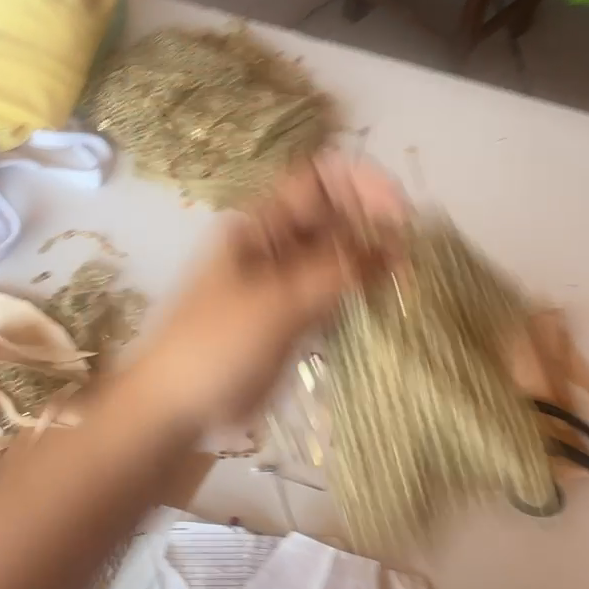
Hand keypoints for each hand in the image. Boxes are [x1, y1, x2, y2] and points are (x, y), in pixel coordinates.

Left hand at [129, 157, 406, 430]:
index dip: (360, 183)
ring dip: (376, 261)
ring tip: (409, 280)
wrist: (176, 408)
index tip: (398, 211)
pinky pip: (339, 293)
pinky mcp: (298, 318)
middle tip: (413, 254)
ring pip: (343, 256)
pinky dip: (365, 293)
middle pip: (337, 216)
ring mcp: (290, 282)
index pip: (319, 180)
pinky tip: (389, 302)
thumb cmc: (214, 345)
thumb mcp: (276, 302)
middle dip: (376, 224)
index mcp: (262, 225)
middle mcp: (279, 244)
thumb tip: (394, 245)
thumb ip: (336, 271)